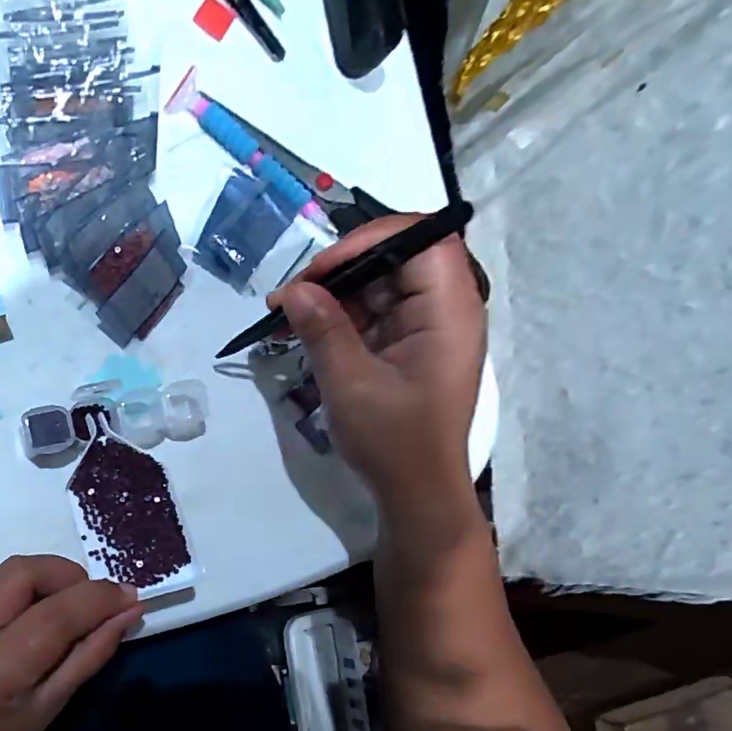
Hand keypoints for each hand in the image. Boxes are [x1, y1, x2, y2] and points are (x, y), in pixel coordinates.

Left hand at [0, 556, 142, 730]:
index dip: (98, 598)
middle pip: (25, 572)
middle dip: (69, 576)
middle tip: (93, 602)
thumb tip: (128, 610)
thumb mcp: (51, 706)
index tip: (130, 595)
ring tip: (68, 606)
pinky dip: (24, 586)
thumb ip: (91, 653)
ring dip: (48, 577)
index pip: (54, 615)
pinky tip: (34, 613)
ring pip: (9, 569)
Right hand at [267, 214, 485, 516]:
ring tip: (283, 316)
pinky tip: (299, 330)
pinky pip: (370, 316)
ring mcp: (423, 328)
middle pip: (395, 260)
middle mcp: (442, 309)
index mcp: (448, 311)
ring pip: (377, 287)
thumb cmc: (392, 440)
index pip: (421, 240)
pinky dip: (335, 319)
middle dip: (338, 271)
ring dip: (330, 296)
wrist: (415, 490)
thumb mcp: (350, 384)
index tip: (317, 272)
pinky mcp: (405, 347)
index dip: (368, 240)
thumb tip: (294, 290)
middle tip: (288, 297)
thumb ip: (323, 331)